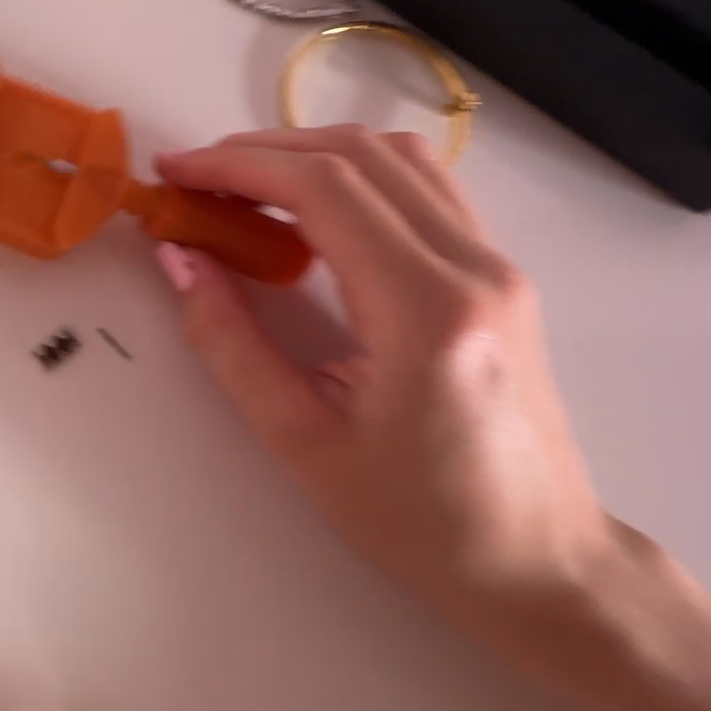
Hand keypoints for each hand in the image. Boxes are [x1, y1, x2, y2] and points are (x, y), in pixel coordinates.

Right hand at [155, 125, 710, 710]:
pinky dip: (348, 174)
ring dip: (305, 154)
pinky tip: (302, 208)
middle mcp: (473, 268)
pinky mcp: (495, 274)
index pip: (325, 188)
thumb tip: (179, 258)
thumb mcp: (296, 435)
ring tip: (236, 187)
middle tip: (191, 180)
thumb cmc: (412, 514)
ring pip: (397, 159)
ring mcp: (495, 265)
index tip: (173, 172)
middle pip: (360, 156)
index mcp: (424, 310)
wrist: (538, 559)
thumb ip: (227, 339)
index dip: (237, 165)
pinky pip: (419, 187)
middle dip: (260, 152)